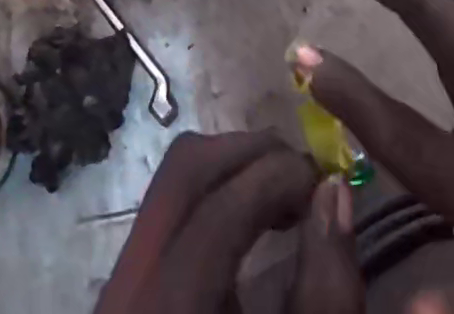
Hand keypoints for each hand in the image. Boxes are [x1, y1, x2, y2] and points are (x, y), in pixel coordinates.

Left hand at [94, 131, 360, 313]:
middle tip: (304, 180)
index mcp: (169, 311)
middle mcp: (128, 284)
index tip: (326, 182)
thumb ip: (326, 288)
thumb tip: (334, 190)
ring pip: (174, 182)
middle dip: (254, 156)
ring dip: (237, 171)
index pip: (219, 209)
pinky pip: (170, 208)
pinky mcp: (127, 283)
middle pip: (186, 171)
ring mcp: (119, 281)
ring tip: (284, 201)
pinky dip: (218, 195)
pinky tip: (253, 223)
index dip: (279, 178)